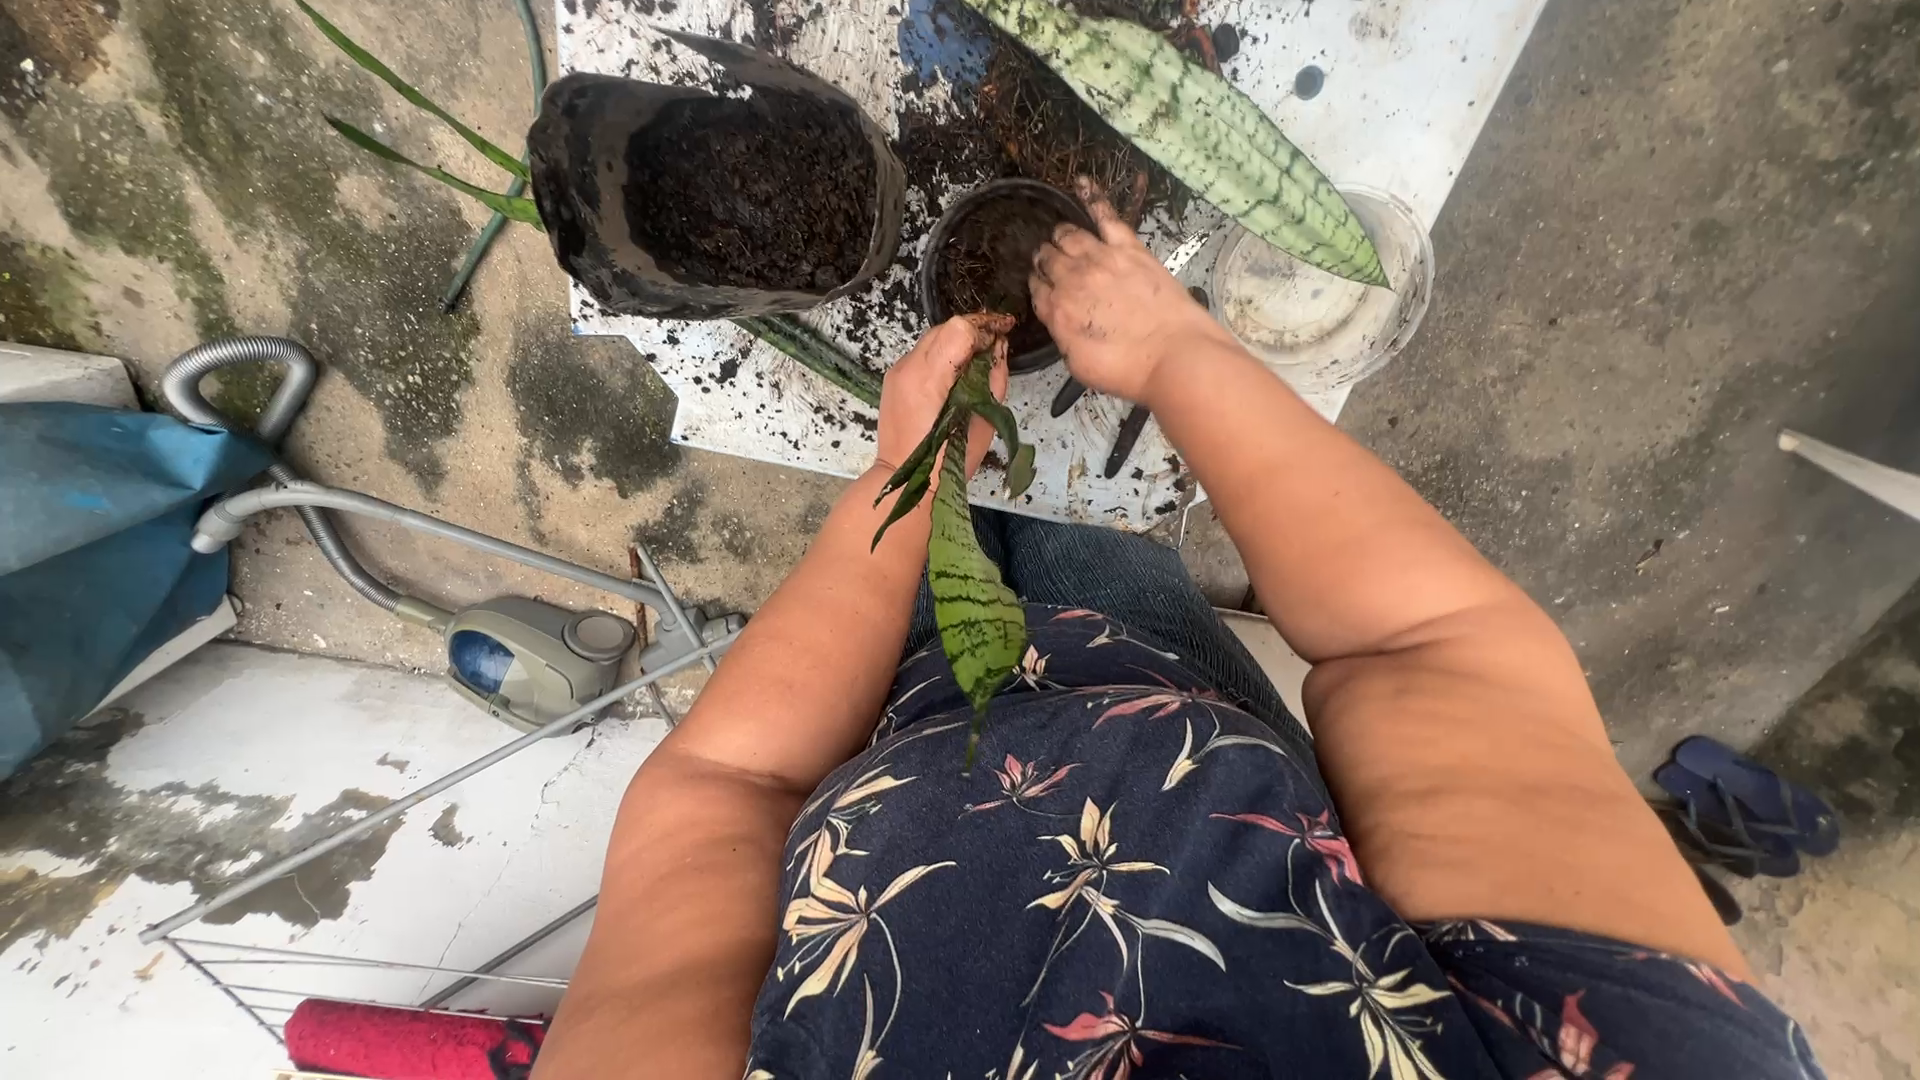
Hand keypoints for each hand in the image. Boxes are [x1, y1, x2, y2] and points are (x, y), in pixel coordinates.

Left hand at [874, 315, 1010, 479]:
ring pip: (932, 338)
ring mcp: (897, 372)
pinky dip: (941, 356)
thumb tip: (998, 348)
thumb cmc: (947, 462)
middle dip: (972, 331)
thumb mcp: (983, 422)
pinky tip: (955, 375)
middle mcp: (908, 368)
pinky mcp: (893, 379)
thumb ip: (993, 379)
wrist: (904, 481)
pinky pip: (922, 355)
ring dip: (956, 343)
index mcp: (929, 379)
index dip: (985, 327)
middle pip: (945, 327)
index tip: (1003, 332)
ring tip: (977, 360)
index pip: (958, 329)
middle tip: (994, 345)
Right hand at [1030, 177, 1230, 403]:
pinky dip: (1092, 197)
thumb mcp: (1080, 366)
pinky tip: (1082, 184)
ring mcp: (1101, 259)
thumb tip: (1061, 321)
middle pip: (1048, 260)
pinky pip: (1105, 215)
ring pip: (1069, 236)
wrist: (1172, 355)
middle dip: (1045, 259)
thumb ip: (1064, 337)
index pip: (1037, 290)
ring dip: (1060, 236)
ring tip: (1060, 236)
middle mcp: (1072, 280)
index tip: (1042, 286)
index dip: (1038, 286)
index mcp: (1057, 313)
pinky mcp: (1129, 247)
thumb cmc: (1128, 369)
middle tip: (1048, 261)